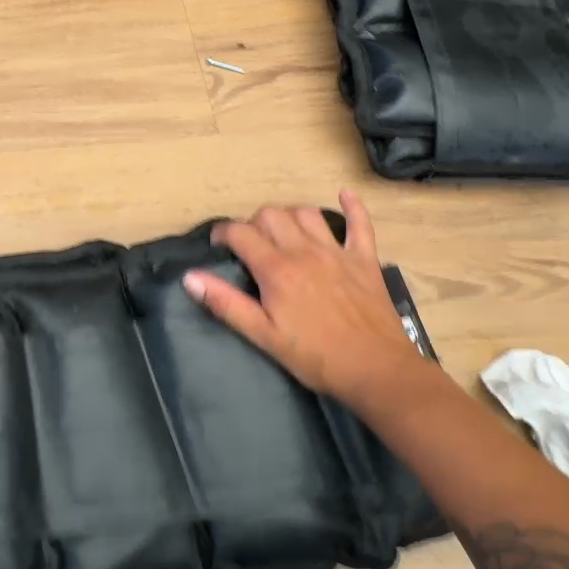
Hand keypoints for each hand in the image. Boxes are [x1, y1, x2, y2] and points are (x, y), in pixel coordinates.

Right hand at [183, 190, 424, 408]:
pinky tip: (344, 195)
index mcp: (277, 270)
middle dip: (254, 223)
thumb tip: (190, 277)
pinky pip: (360, 224)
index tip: (218, 246)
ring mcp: (337, 253)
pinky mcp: (365, 260)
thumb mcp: (264, 336)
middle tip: (251, 246)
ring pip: (307, 213)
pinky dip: (353, 207)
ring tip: (283, 233)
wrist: (378, 372)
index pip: (240, 233)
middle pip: (271, 215)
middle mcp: (304, 251)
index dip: (223, 233)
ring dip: (290, 216)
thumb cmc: (316, 358)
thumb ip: (226, 303)